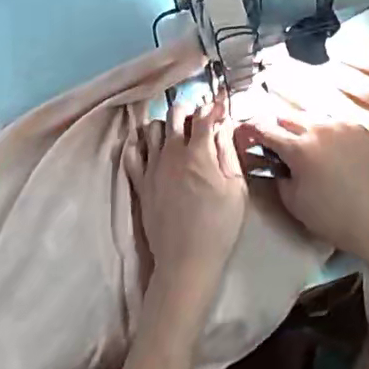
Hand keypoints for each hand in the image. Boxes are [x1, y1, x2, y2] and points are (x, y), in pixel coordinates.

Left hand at [135, 102, 247, 292]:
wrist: (185, 262)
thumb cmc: (218, 226)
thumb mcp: (236, 189)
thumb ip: (229, 152)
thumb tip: (223, 127)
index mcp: (199, 152)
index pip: (203, 115)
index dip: (213, 106)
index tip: (220, 107)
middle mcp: (172, 152)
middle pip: (175, 113)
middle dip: (189, 110)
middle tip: (199, 122)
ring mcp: (152, 167)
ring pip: (152, 128)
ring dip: (166, 125)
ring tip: (177, 136)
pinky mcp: (140, 183)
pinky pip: (132, 152)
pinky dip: (140, 144)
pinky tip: (151, 149)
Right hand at [235, 95, 368, 262]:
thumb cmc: (330, 216)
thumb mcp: (292, 201)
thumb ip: (275, 174)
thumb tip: (267, 159)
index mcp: (299, 147)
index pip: (265, 128)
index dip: (251, 130)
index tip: (246, 133)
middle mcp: (319, 128)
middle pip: (287, 117)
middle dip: (277, 128)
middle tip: (275, 143)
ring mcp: (341, 125)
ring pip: (311, 117)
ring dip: (302, 128)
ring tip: (304, 146)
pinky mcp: (358, 128)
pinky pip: (333, 122)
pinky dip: (325, 131)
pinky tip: (328, 148)